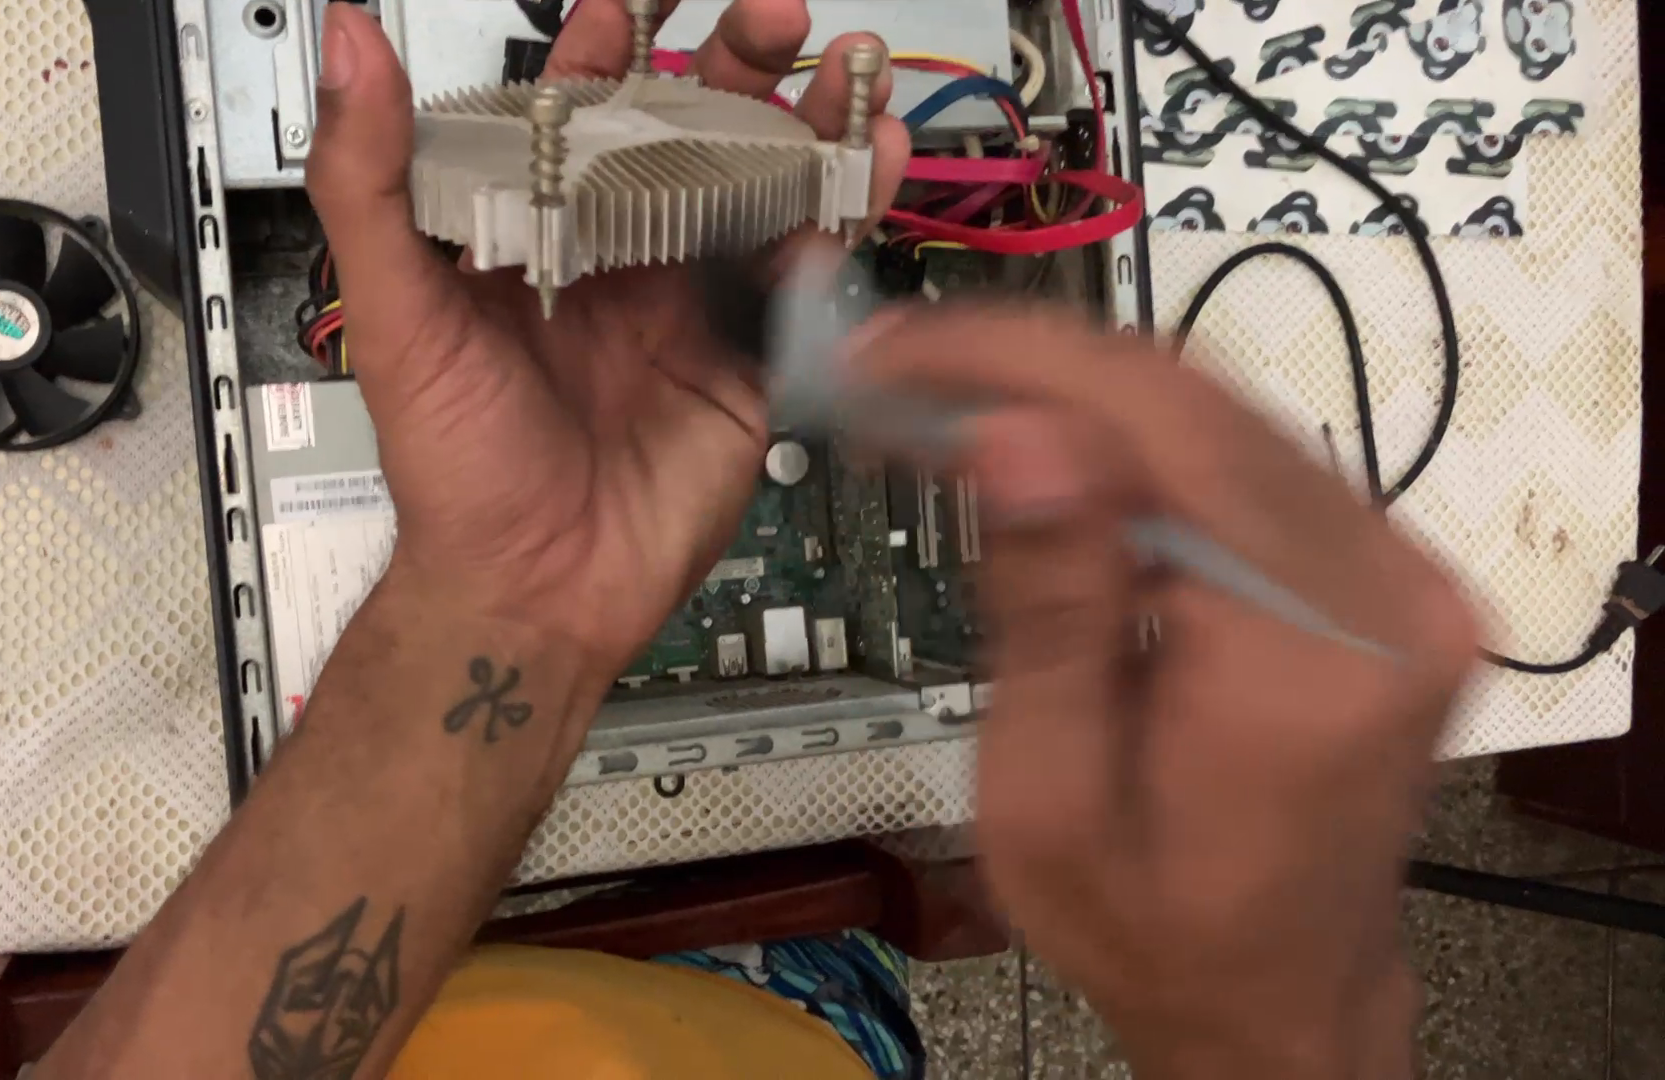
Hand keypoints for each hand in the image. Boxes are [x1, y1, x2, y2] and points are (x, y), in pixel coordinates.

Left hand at [306, 0, 909, 687]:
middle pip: (683, 151)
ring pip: (754, 206)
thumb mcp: (399, 322)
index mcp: (537, 249)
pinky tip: (865, 174)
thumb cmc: (460, 467)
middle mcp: (617, 274)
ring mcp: (686, 319)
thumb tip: (349, 42)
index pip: (579, 131)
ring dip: (801, 137)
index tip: (628, 12)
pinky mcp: (740, 371)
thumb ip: (373, 184)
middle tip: (772, 19)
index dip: (605, 64)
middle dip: (729, 77)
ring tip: (842, 77)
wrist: (539, 583)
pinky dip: (834, 229)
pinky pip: (794, 289)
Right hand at [854, 307, 1476, 1078]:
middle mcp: (1380, 584)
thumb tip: (1012, 443)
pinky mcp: (1341, 572)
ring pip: (1191, 413)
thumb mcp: (1047, 792)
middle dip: (1013, 368)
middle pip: (1182, 397)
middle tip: (890, 373)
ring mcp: (1376, 570)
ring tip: (928, 410)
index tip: (892, 354)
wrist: (1268, 1001)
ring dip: (1044, 399)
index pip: (1161, 424)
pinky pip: (1204, 462)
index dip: (1009, 362)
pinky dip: (1091, 444)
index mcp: (1310, 650)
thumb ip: (1043, 612)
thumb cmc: (1146, 928)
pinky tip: (1011, 457)